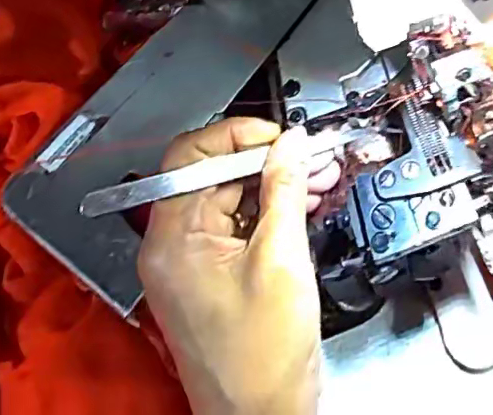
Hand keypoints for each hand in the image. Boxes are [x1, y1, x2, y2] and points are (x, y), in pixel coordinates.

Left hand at [137, 119, 342, 414]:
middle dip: (268, 158)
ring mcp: (195, 259)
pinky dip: (275, 205)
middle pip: (215, 172)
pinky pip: (243, 219)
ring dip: (278, 180)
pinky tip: (306, 201)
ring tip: (318, 177)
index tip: (279, 136)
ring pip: (234, 193)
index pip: (191, 155)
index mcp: (174, 240)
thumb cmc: (261, 357)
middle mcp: (175, 245)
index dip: (237, 135)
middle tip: (310, 156)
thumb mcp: (281, 257)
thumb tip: (292, 141)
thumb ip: (285, 188)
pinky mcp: (216, 270)